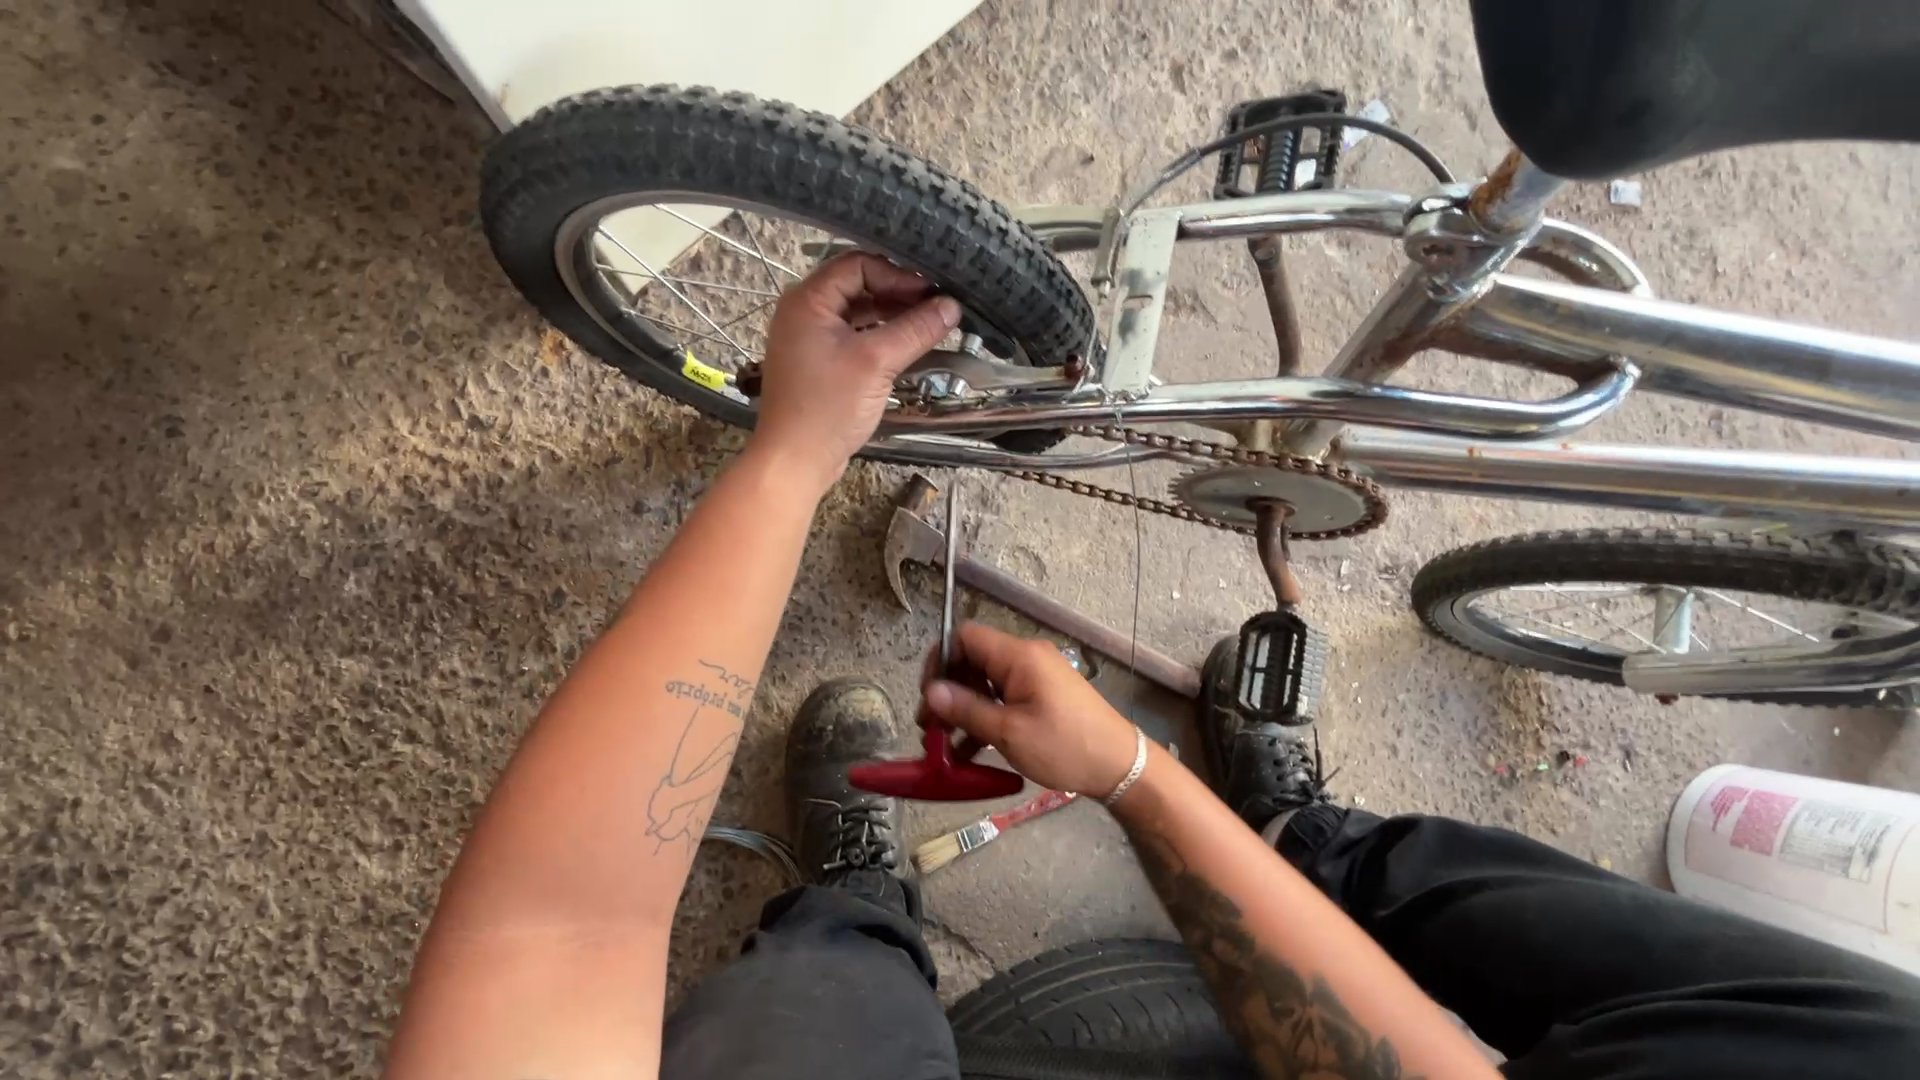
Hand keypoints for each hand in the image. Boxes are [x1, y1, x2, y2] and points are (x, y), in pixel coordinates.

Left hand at [747, 252, 960, 490]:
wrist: (796, 460)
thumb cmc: (827, 408)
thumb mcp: (877, 362)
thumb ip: (915, 330)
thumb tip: (951, 307)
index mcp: (807, 300)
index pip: (858, 264)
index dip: (898, 274)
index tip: (931, 291)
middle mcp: (804, 312)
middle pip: (859, 286)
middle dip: (899, 294)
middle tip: (936, 306)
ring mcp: (810, 339)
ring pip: (859, 313)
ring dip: (893, 317)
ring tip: (929, 326)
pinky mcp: (820, 363)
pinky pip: (855, 337)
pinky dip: (881, 338)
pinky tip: (909, 347)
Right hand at [922, 622, 1140, 796]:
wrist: (1120, 766)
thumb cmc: (1065, 746)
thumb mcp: (1009, 732)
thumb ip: (967, 709)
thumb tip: (931, 691)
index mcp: (1018, 656)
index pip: (965, 636)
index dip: (940, 661)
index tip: (928, 696)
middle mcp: (1026, 658)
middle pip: (973, 661)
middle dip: (947, 692)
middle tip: (929, 728)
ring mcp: (1036, 677)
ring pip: (986, 684)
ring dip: (963, 711)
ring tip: (943, 745)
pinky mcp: (1042, 697)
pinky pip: (1004, 699)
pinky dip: (985, 719)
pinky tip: (968, 752)